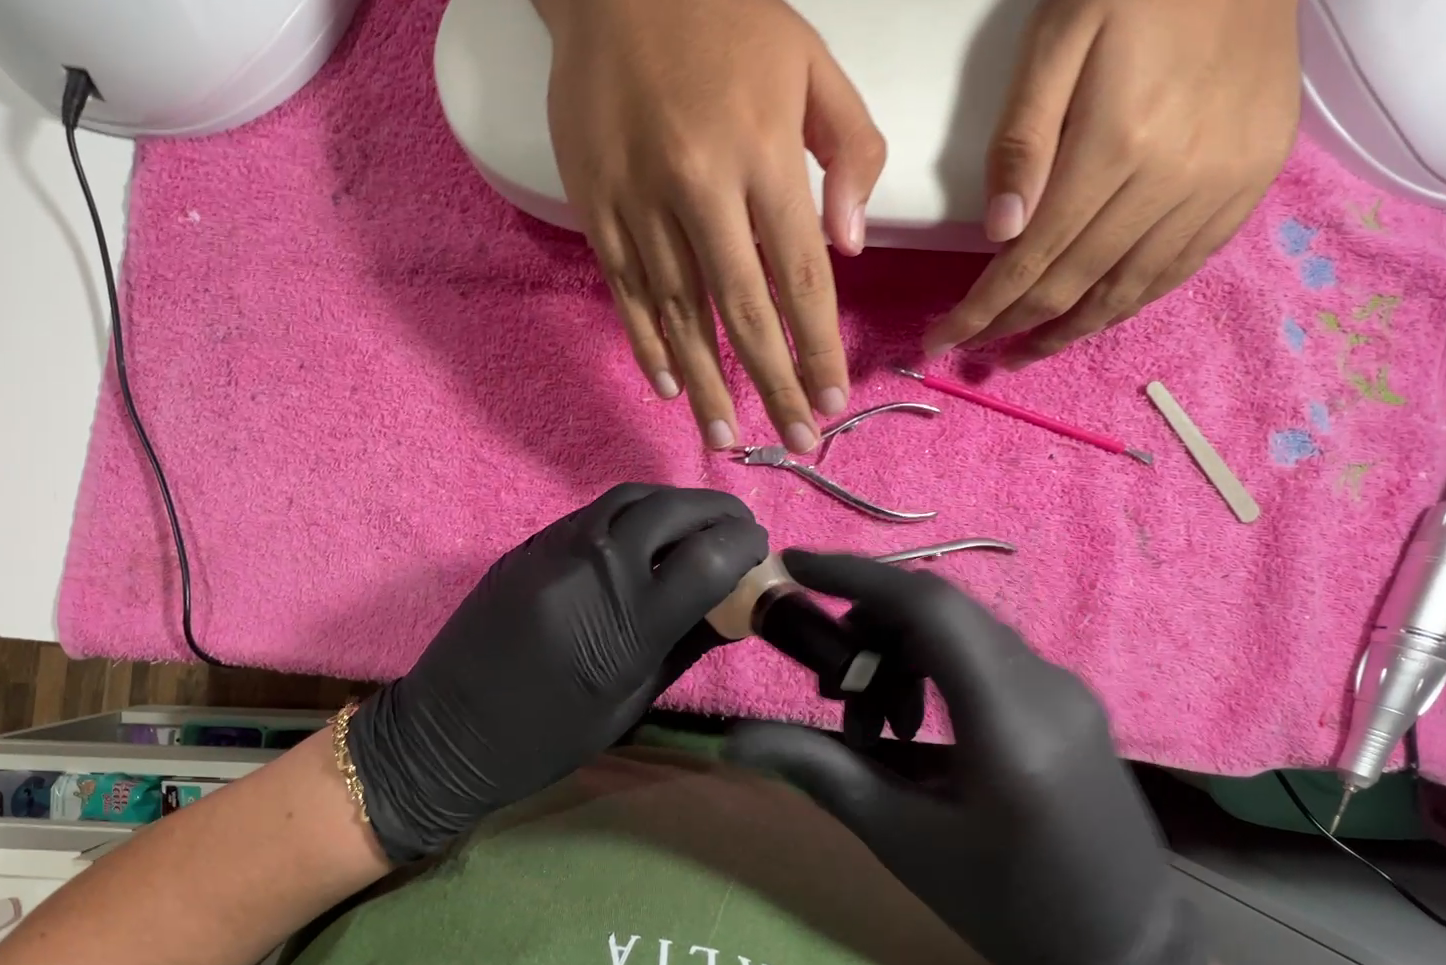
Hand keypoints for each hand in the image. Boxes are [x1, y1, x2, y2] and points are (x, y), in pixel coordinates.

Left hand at [348, 484, 765, 861]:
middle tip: (738, 527)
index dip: (744, 546)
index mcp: (625, 624)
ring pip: (631, 498)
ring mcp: (554, 549)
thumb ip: (684, 646)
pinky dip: (631, 512)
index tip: (759, 551)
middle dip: (717, 512)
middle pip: (672, 511)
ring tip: (696, 524)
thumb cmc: (544, 738)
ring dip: (674, 504)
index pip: (707, 557)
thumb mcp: (628, 703)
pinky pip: (593, 512)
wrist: (447, 732)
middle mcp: (593, 569)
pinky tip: (643, 534)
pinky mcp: (528, 544)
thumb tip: (733, 608)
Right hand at [533, 0, 885, 451]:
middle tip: (793, 442)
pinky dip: (646, 343)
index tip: (831, 402)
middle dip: (774, 384)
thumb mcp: (810, 64)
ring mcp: (639, 207)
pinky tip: (668, 385)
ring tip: (727, 438)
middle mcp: (698, 192)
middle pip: (743, 313)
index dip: (817, 347)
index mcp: (759, 156)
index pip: (800, 277)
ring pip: (680, 316)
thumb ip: (847, 151)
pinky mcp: (596, 212)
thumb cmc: (723, 19)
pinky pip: (626, 292)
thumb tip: (849, 245)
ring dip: (708, 384)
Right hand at [724, 553, 1210, 964]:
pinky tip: (912, 729)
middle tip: (826, 683)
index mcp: (1010, 724)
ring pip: (960, 631)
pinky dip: (932, 669)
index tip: (794, 565)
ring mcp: (1065, 691)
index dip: (856, 576)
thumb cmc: (1009, 908)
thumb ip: (819, 771)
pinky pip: (984, 656)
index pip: (928, 609)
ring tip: (870, 727)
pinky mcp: (1068, 703)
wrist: (1128, 955)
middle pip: (939, 611)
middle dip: (867, 626)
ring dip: (898, 653)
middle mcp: (1045, 687)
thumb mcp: (902, 841)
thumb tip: (732, 743)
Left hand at [923, 0, 1300, 367]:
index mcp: (1115, 148)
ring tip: (1025, 353)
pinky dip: (1128, 303)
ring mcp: (1221, 186)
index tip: (940, 342)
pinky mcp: (1252, 181)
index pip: (1028, 263)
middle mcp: (1173, 181)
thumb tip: (1000, 235)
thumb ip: (1023, 142)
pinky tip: (1094, 317)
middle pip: (1072, 286)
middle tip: (976, 351)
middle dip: (1013, 328)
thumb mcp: (1056, 45)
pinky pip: (1180, 268)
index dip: (979, 312)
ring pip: (1128, 292)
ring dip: (1069, 332)